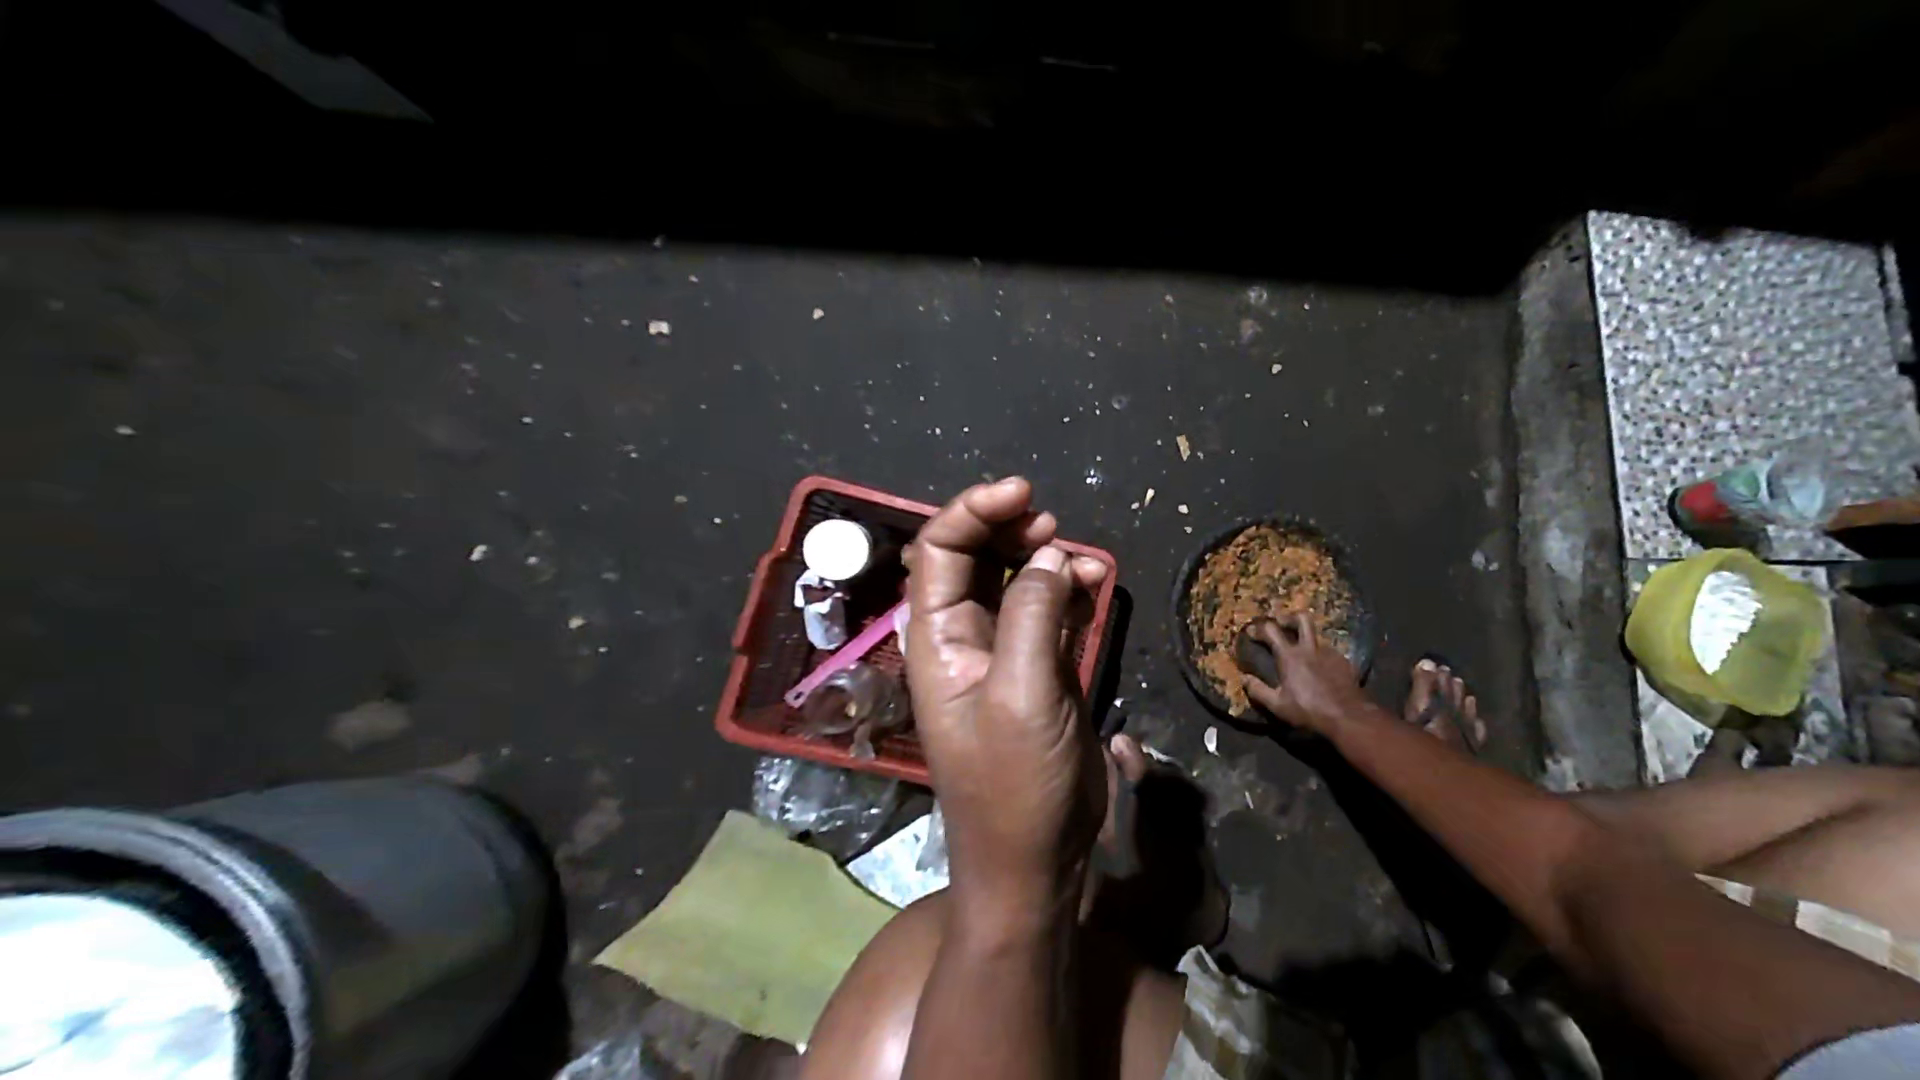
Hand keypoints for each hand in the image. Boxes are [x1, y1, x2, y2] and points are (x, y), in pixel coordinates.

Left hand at [905, 478, 1109, 928]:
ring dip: (1043, 556)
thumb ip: (1032, 617)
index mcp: (935, 637)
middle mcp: (961, 635)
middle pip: (973, 557)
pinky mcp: (1037, 667)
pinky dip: (1068, 590)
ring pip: (1014, 579)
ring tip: (1078, 553)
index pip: (937, 551)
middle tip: (1048, 519)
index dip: (973, 511)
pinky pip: (1048, 610)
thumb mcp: (1021, 696)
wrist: (1036, 858)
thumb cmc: (1013, 785)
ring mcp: (1002, 650)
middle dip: (1007, 528)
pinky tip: (1094, 582)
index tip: (1021, 493)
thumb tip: (1048, 555)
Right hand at [1241, 614, 1371, 735]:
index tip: (1251, 632)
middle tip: (1281, 625)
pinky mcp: (1345, 663)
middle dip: (1289, 617)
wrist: (1349, 717)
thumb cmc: (1309, 711)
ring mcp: (1330, 654)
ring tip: (1301, 655)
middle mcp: (1310, 649)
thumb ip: (1257, 690)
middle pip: (1302, 619)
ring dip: (1306, 641)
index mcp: (1290, 656)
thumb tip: (1244, 678)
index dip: (1259, 628)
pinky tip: (1319, 670)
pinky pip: (1329, 652)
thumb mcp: (1277, 705)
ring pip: (1316, 637)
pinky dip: (1320, 656)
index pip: (1271, 630)